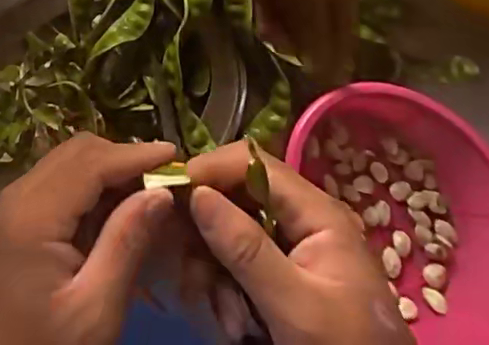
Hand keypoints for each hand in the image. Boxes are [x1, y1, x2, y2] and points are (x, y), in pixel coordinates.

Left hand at [0, 135, 178, 344]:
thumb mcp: (94, 311)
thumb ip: (126, 245)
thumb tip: (161, 191)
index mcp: (34, 214)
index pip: (92, 161)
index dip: (136, 154)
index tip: (177, 157)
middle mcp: (22, 194)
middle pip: (81, 152)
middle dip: (126, 158)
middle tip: (167, 179)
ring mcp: (20, 202)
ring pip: (74, 159)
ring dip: (114, 168)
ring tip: (152, 191)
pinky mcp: (24, 214)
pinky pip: (66, 179)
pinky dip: (98, 183)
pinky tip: (123, 207)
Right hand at [186, 141, 412, 344]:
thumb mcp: (297, 309)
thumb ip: (246, 249)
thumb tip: (196, 192)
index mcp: (316, 212)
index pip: (253, 162)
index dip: (211, 169)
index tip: (172, 195)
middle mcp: (301, 221)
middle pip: (235, 198)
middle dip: (207, 234)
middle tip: (188, 274)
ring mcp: (291, 252)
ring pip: (230, 235)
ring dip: (214, 272)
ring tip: (221, 319)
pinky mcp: (281, 282)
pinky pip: (237, 268)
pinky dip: (224, 292)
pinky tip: (229, 326)